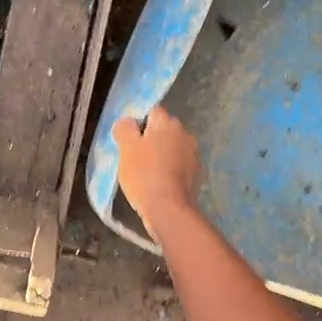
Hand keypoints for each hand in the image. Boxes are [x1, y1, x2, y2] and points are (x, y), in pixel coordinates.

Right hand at [112, 106, 201, 230]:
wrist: (168, 209)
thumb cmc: (144, 174)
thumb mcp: (126, 148)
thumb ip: (125, 129)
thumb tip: (128, 122)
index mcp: (168, 123)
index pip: (152, 111)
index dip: (138, 123)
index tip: (129, 139)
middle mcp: (185, 134)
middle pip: (163, 130)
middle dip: (150, 139)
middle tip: (134, 156)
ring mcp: (193, 154)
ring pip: (171, 148)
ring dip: (161, 155)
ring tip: (145, 172)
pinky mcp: (196, 174)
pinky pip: (178, 165)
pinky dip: (169, 169)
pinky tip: (158, 182)